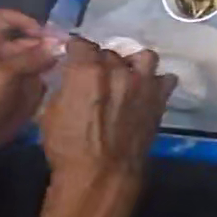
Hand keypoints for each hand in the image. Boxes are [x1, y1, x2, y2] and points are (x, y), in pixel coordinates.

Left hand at [0, 10, 62, 153]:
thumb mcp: (2, 76)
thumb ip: (31, 58)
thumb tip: (60, 45)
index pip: (6, 18)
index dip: (27, 22)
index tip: (46, 36)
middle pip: (26, 37)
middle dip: (47, 42)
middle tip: (69, 51)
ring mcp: (10, 69)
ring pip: (36, 54)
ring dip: (52, 56)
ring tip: (71, 62)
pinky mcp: (20, 85)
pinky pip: (40, 71)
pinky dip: (52, 71)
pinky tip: (64, 75)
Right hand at [37, 37, 175, 181]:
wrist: (103, 173)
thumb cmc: (68, 147)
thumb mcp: (51, 113)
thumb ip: (66, 86)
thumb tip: (72, 78)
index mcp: (88, 71)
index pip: (83, 44)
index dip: (77, 49)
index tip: (74, 55)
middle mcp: (119, 71)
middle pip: (112, 53)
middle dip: (103, 60)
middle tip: (98, 75)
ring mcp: (143, 84)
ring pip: (145, 57)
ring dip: (135, 64)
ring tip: (128, 76)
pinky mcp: (160, 99)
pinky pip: (166, 79)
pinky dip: (157, 82)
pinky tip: (147, 91)